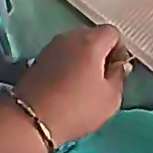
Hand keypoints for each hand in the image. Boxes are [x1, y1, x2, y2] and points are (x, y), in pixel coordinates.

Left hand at [14, 26, 131, 144]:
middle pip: (93, 36)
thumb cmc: (77, 108)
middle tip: (103, 79)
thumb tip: (118, 64)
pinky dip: (68, 64)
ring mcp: (51, 46)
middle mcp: (69, 37)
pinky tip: (67, 85)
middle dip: (102, 53)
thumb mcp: (110, 98)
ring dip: (84, 59)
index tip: (117, 70)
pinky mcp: (38, 57)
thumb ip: (119, 76)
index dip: (120, 50)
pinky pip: (62, 54)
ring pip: (76, 45)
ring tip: (84, 84)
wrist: (32, 120)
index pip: (113, 32)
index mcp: (90, 41)